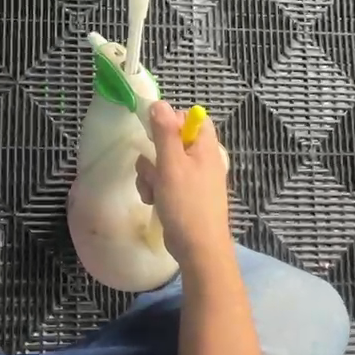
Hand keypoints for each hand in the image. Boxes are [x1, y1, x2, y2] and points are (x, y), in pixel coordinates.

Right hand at [135, 100, 232, 270]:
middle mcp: (200, 159)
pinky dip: (154, 187)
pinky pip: (162, 180)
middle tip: (152, 165)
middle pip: (172, 139)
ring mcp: (192, 178)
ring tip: (151, 190)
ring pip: (161, 161)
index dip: (172, 120)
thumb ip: (165, 132)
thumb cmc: (187, 204)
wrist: (198, 250)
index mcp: (205, 147)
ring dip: (150, 173)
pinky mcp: (182, 195)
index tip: (155, 130)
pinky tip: (152, 200)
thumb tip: (159, 103)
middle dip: (154, 153)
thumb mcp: (172, 164)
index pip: (191, 118)